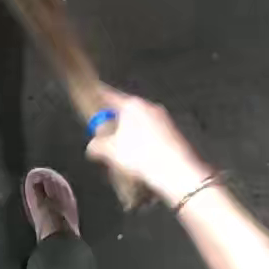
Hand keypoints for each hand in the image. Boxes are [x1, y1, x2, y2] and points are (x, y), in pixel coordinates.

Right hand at [85, 88, 214, 206]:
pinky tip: (140, 157)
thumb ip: (96, 145)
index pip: (109, 96)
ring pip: (139, 122)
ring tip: (122, 152)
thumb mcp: (109, 151)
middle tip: (104, 135)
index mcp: (132, 104)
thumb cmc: (141, 155)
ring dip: (129, 133)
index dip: (98, 97)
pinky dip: (143, 141)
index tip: (92, 97)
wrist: (177, 172)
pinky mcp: (174, 133)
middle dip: (114, 122)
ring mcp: (164, 119)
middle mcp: (149, 106)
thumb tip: (92, 146)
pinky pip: (152, 132)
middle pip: (125, 110)